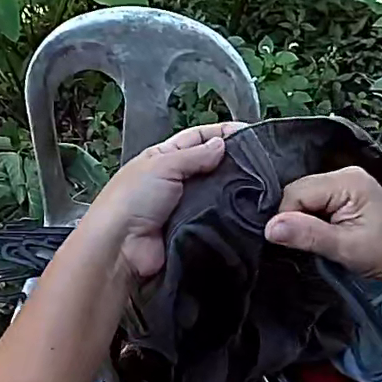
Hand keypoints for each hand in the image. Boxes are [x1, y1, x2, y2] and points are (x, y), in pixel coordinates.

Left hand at [81, 122, 246, 278]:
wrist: (120, 248)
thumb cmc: (131, 199)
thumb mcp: (162, 165)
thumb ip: (195, 155)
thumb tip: (221, 144)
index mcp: (163, 157)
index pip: (197, 138)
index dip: (220, 133)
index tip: (247, 133)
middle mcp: (175, 180)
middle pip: (210, 166)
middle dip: (232, 162)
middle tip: (260, 161)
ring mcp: (185, 206)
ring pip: (217, 193)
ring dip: (233, 189)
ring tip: (260, 185)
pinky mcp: (194, 230)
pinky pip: (217, 219)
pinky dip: (230, 215)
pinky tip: (249, 210)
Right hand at [264, 166, 381, 288]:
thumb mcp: (345, 248)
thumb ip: (307, 235)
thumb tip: (270, 228)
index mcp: (346, 181)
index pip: (296, 193)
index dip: (288, 218)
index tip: (298, 243)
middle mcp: (344, 173)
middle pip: (298, 191)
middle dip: (296, 218)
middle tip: (313, 243)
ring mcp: (345, 181)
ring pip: (304, 196)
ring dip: (304, 219)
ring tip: (321, 238)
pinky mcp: (345, 192)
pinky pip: (314, 200)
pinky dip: (312, 218)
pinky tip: (324, 231)